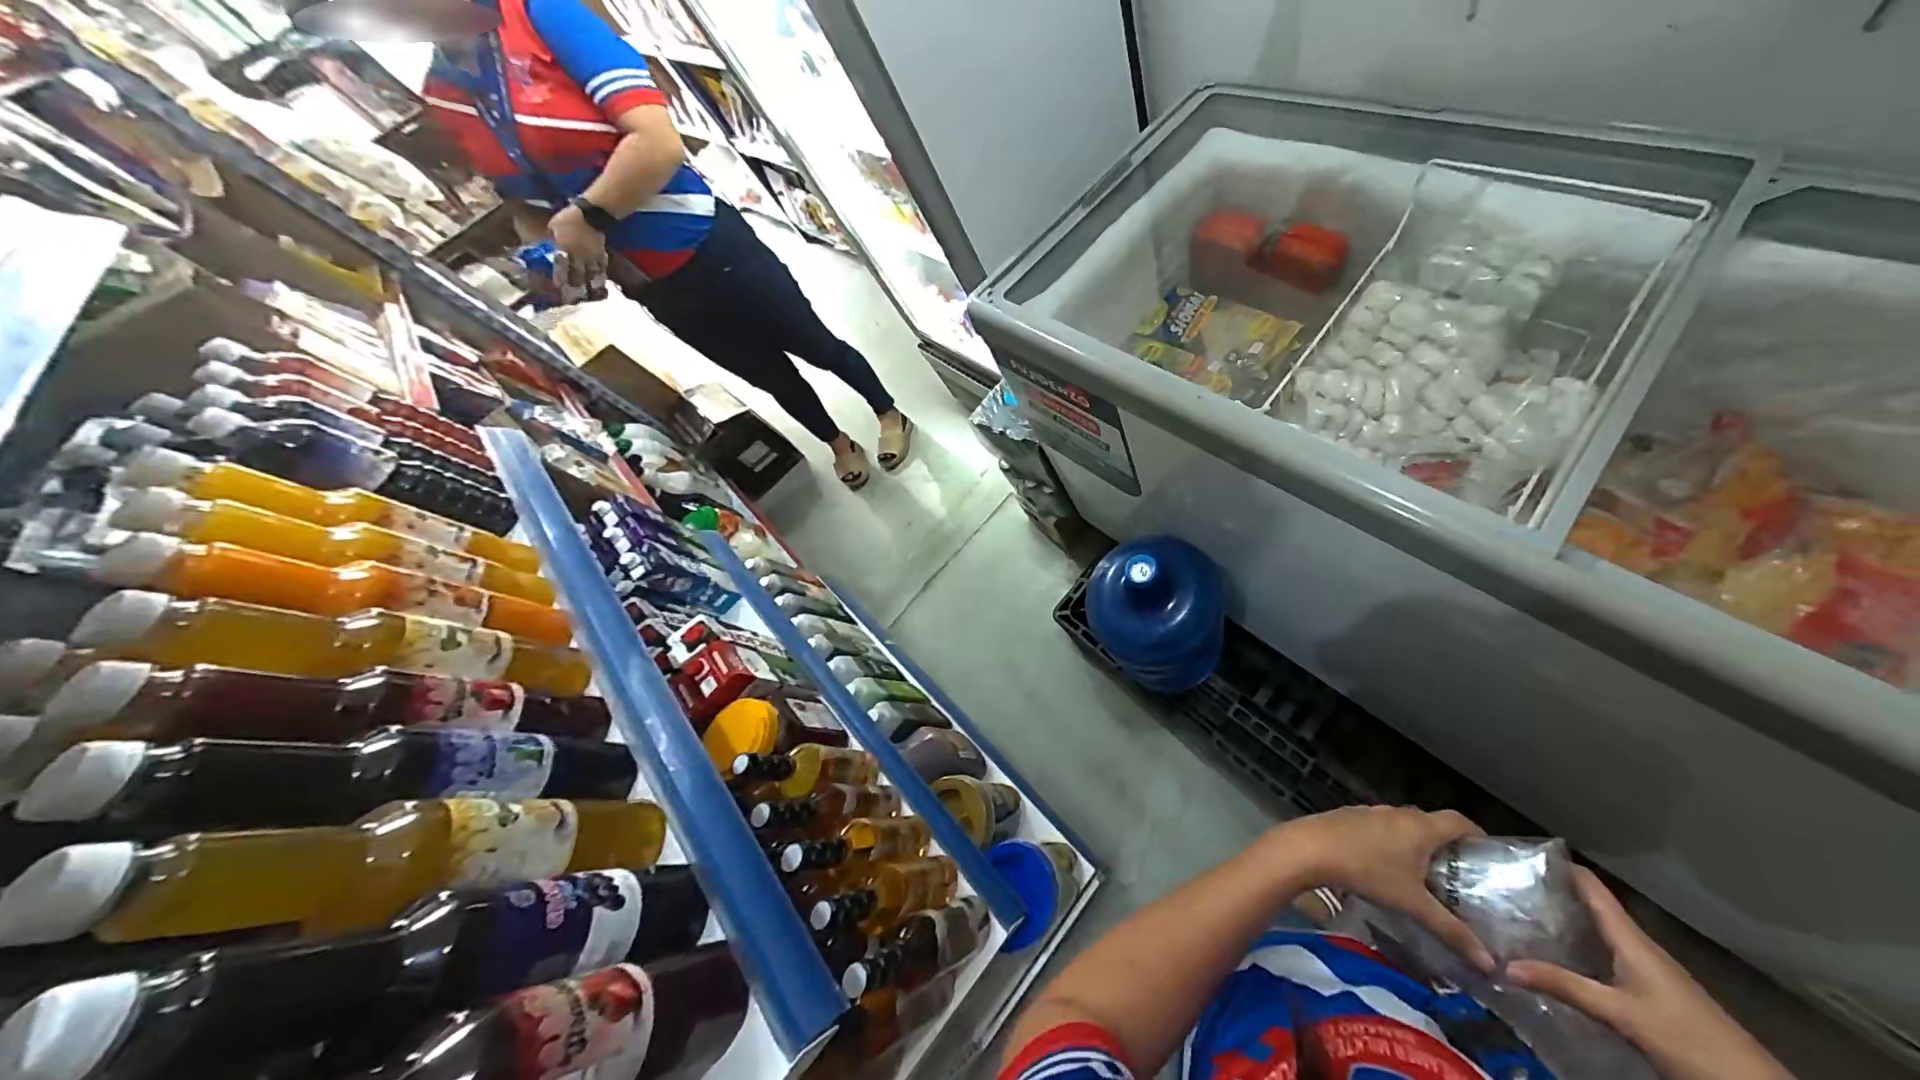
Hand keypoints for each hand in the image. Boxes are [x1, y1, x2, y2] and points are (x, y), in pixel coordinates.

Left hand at [547, 204, 607, 291]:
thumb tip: (547, 249)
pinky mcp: (601, 254)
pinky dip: (600, 275)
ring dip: (588, 283)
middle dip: (575, 285)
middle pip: (578, 275)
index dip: (560, 277)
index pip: (562, 267)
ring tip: (587, 291)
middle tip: (573, 293)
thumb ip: (552, 240)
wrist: (589, 214)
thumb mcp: (553, 227)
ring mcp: (592, 257)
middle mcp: (579, 256)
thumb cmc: (568, 218)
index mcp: (565, 249)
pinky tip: (599, 280)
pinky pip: (601, 268)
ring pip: (591, 274)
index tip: (558, 286)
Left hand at [1269, 805, 1493, 971]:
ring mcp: (1368, 811)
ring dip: (1414, 844)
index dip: (1478, 835)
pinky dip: (1388, 843)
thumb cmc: (1367, 870)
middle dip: (1446, 845)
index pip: (1460, 821)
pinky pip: (1377, 827)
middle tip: (1459, 875)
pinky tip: (1383, 865)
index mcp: (1420, 826)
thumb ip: (1451, 931)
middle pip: (1430, 823)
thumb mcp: (1412, 904)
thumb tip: (1490, 963)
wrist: (1308, 848)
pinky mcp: (1346, 817)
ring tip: (1423, 873)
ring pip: (1401, 825)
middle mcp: (1396, 812)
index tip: (1488, 856)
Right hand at [1507, 868, 1793, 1079]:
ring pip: (1598, 934)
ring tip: (1521, 918)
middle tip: (1506, 887)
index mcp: (1633, 941)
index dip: (1561, 867)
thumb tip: (1504, 964)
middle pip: (1592, 909)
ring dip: (1564, 923)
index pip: (1594, 888)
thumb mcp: (1621, 1014)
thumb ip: (1565, 986)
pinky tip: (1557, 959)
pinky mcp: (1650, 991)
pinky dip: (1578, 950)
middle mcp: (1639, 948)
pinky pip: (1605, 957)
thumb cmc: (1687, 1037)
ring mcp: (1647, 971)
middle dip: (1553, 895)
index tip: (1521, 855)